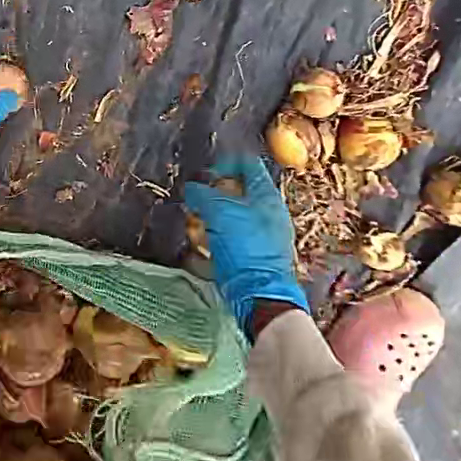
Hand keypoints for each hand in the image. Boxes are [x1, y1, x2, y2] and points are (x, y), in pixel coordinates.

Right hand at [181, 155, 309, 333]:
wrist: (261, 297)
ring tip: (191, 227)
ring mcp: (263, 239)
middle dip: (212, 196)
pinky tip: (198, 252)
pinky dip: (214, 244)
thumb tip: (193, 188)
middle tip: (194, 201)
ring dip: (210, 221)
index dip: (225, 163)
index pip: (248, 165)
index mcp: (266, 195)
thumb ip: (204, 195)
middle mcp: (269, 214)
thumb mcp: (219, 212)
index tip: (205, 173)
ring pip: (232, 220)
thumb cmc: (244, 246)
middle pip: (238, 194)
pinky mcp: (254, 260)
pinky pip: (231, 245)